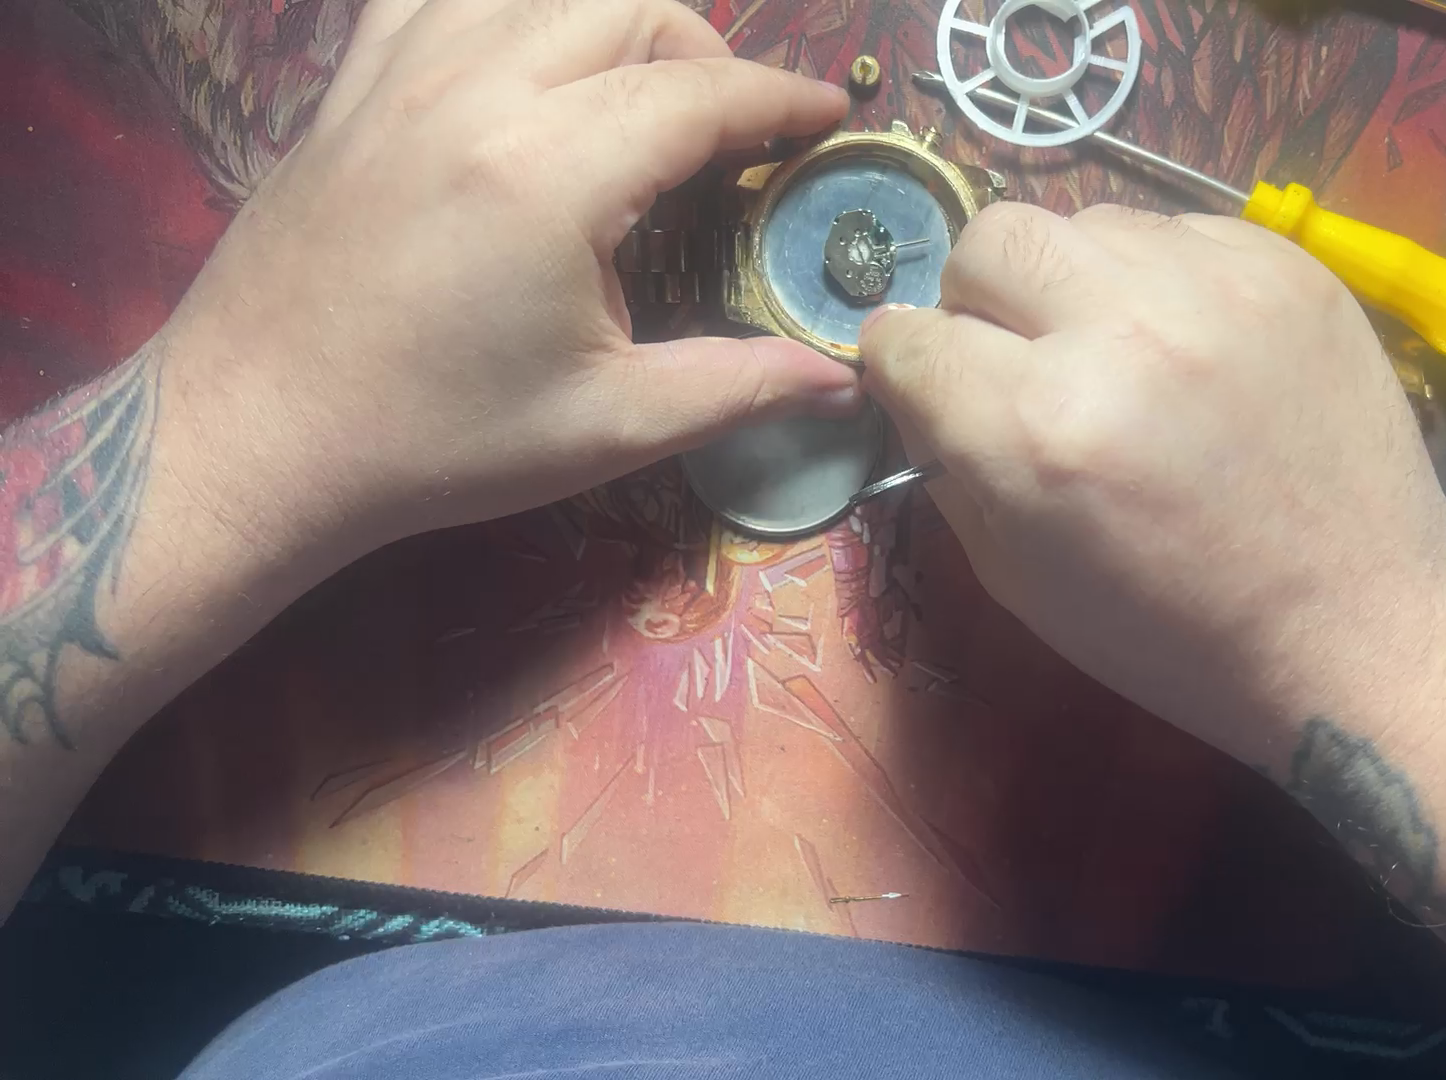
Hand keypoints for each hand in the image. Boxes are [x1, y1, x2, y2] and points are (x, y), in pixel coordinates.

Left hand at [158, 0, 854, 563]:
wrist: (260, 440)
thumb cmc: (449, 441)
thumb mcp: (620, 425)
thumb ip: (745, 387)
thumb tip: (845, 381)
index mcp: (546, 175)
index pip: (694, 95)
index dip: (779, 98)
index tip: (831, 114)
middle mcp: (470, 91)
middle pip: (624, 9)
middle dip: (711, 56)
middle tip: (745, 135)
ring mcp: (396, 75)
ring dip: (625, 24)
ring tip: (662, 97)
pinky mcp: (350, 88)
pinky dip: (524, 11)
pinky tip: (545, 69)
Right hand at [860, 204, 1445, 752]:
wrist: (1351, 630)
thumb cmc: (1168, 633)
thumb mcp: (1015, 577)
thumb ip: (948, 465)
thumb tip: (921, 389)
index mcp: (1035, 432)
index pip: (907, 339)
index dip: (898, 365)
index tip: (923, 387)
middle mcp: (1119, 334)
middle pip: (986, 242)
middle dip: (972, 302)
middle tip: (1014, 361)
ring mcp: (1215, 286)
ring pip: (1080, 223)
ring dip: (1066, 287)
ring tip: (1111, 353)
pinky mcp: (1289, 267)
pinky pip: (1173, 232)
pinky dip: (1152, 283)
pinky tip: (1186, 348)